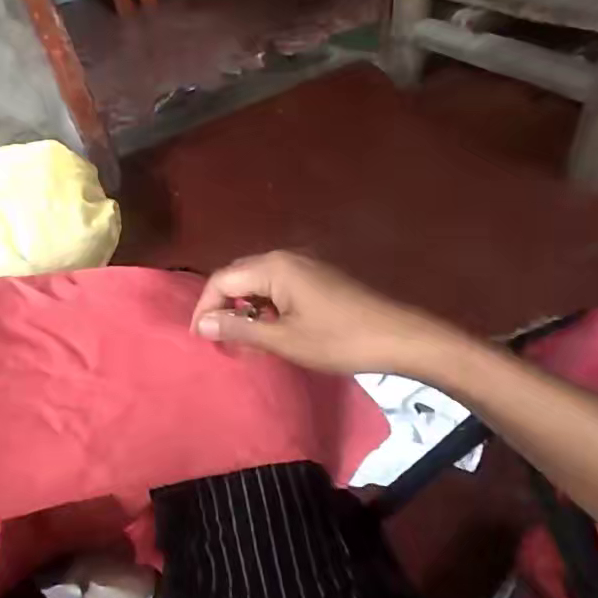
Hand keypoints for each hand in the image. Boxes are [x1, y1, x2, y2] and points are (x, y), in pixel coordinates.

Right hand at [189, 251, 472, 376]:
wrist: (397, 336)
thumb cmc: (338, 340)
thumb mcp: (285, 340)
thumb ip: (240, 329)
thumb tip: (202, 324)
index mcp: (274, 266)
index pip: (222, 279)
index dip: (205, 308)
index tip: (200, 339)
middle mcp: (287, 257)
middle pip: (239, 276)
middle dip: (224, 306)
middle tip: (219, 341)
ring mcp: (306, 265)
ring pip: (260, 282)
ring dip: (247, 308)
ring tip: (244, 341)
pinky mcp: (320, 278)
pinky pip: (281, 287)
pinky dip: (268, 307)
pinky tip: (272, 331)